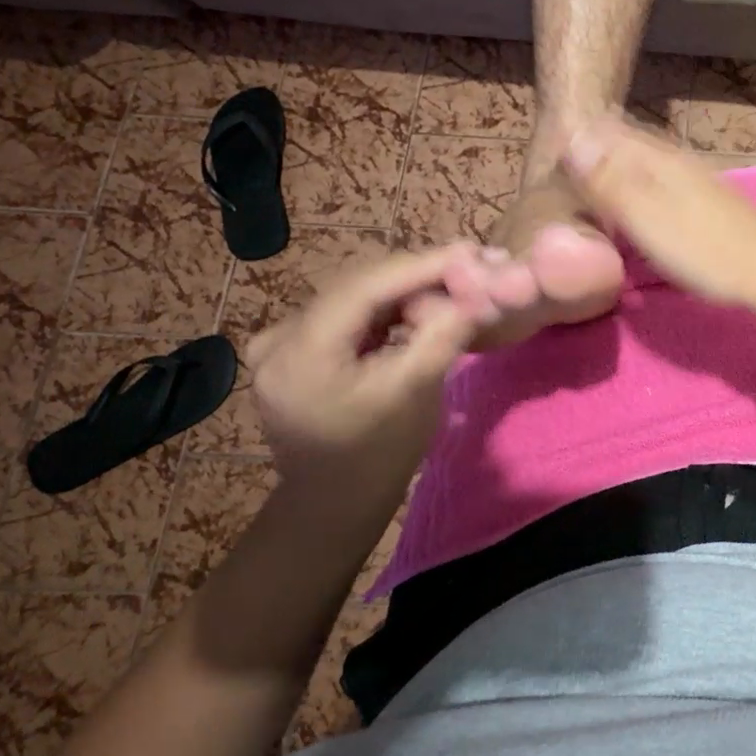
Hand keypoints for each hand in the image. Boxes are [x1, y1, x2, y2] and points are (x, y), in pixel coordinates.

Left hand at [244, 243, 503, 490]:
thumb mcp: (416, 391)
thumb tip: (479, 282)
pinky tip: (422, 310)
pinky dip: (389, 309)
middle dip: (419, 275)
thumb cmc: (378, 454)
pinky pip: (349, 315)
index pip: (364, 287)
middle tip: (474, 267)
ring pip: (356, 297)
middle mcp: (277, 338)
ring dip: (407, 291)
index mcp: (298, 353)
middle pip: (358, 287)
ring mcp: (279, 343)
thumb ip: (442, 331)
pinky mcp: (293, 350)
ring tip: (457, 287)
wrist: (334, 504)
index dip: (422, 264)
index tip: (474, 250)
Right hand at [562, 118, 755, 309]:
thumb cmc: (706, 251)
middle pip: (628, 144)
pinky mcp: (710, 204)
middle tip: (564, 180)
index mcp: (660, 159)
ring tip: (594, 197)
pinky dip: (642, 193)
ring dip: (618, 175)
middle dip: (596, 155)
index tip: (550, 165)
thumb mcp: (648, 219)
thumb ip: (609, 181)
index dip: (578, 142)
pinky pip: (663, 185)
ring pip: (646, 165)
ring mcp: (698, 181)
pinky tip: (639, 214)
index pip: (608, 131)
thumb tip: (572, 138)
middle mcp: (679, 161)